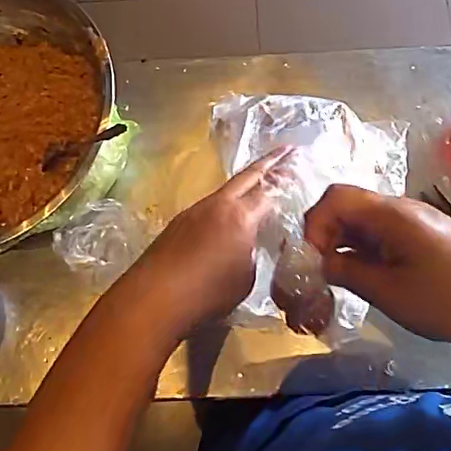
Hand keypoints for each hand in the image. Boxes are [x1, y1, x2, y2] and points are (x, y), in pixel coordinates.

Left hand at [109, 148, 290, 336]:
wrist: (154, 299)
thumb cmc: (209, 293)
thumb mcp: (247, 276)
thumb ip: (254, 252)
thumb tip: (251, 244)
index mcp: (241, 216)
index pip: (270, 191)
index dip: (285, 179)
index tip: (297, 166)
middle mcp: (218, 205)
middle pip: (247, 176)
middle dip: (269, 163)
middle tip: (285, 151)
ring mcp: (194, 211)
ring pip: (225, 192)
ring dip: (243, 187)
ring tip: (258, 190)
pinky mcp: (177, 224)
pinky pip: (208, 209)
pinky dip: (224, 209)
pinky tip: (227, 223)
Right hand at [303, 185, 450, 347]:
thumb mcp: (392, 294)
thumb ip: (349, 274)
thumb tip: (321, 263)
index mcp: (391, 214)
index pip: (334, 198)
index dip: (314, 227)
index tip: (314, 264)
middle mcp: (401, 210)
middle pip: (347, 209)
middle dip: (325, 240)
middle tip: (322, 278)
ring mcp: (416, 223)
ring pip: (365, 225)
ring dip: (345, 250)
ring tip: (342, 287)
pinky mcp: (426, 238)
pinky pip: (384, 237)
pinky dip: (366, 256)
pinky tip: (369, 283)